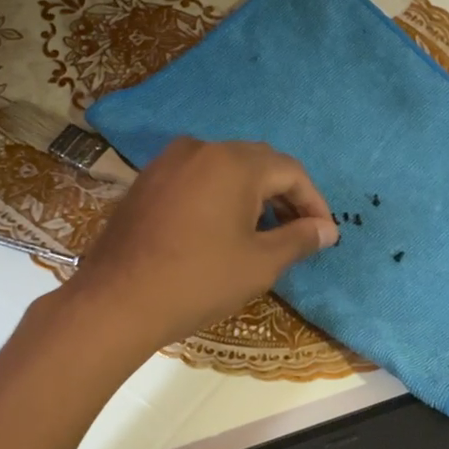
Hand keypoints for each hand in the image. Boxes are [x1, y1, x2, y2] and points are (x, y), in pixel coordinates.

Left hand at [54, 137, 339, 349]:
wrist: (121, 299)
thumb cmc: (201, 281)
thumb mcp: (261, 264)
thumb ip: (299, 240)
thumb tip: (327, 230)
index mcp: (234, 164)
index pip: (290, 171)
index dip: (314, 203)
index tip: (326, 234)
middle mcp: (201, 149)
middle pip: (259, 163)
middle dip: (286, 196)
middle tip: (300, 233)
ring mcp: (169, 163)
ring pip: (226, 169)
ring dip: (254, 196)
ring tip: (266, 234)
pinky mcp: (149, 182)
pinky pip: (199, 180)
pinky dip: (222, 198)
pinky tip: (226, 232)